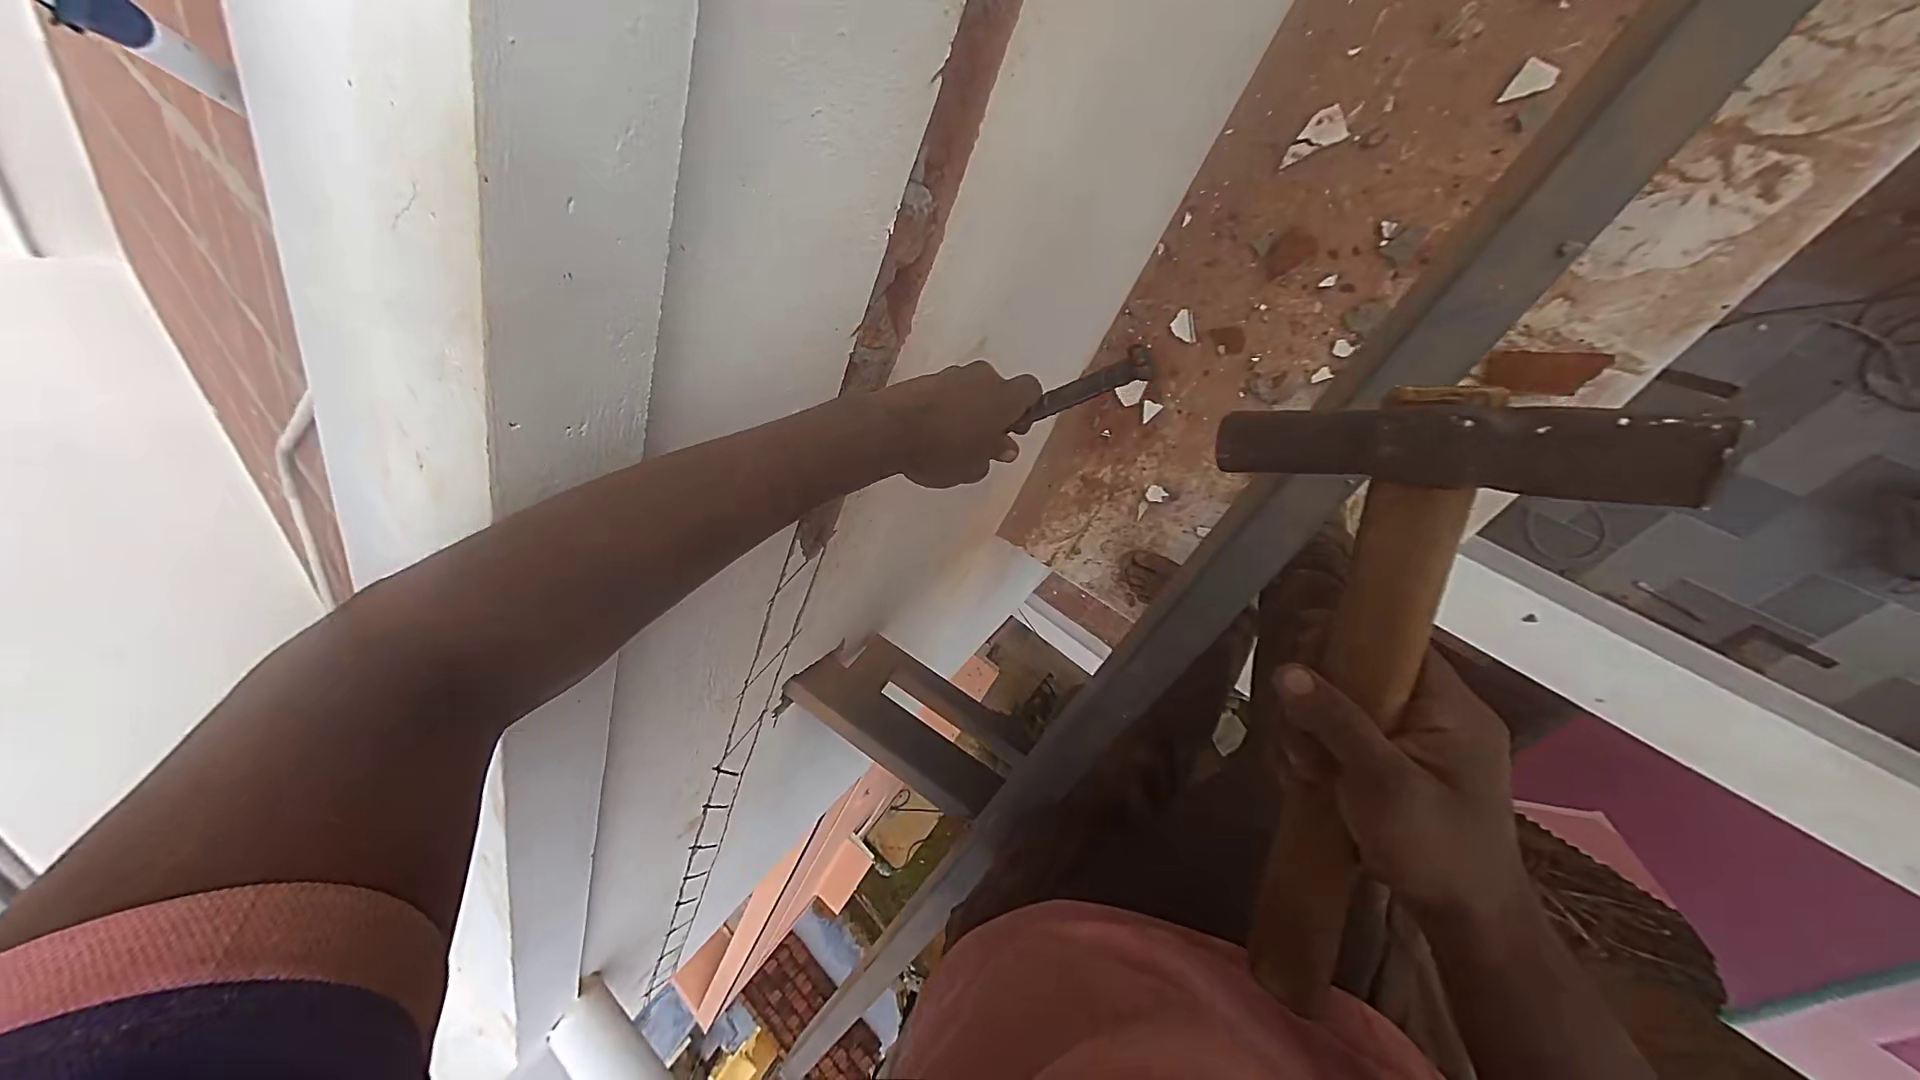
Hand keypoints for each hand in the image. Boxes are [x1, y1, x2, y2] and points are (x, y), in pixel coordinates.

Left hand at [878, 360, 1042, 488]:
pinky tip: (930, 435)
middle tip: (981, 443)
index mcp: (1005, 396)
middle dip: (993, 413)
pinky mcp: (925, 379)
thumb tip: (1005, 446)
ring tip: (951, 443)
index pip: (1031, 391)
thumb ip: (994, 453)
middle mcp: (983, 377)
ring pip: (971, 391)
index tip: (1013, 432)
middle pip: (998, 390)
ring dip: (968, 411)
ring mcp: (952, 375)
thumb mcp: (974, 465)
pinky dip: (945, 409)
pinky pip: (946, 394)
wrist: (888, 428)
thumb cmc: (942, 451)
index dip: (1026, 411)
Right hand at [1274, 652, 1530, 924]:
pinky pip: (1342, 739)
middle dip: (1316, 705)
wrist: (1469, 926)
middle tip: (1300, 746)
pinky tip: (1307, 782)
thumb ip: (1335, 721)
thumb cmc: (1436, 849)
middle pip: (1357, 676)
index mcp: (1450, 707)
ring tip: (1302, 773)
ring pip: (1341, 709)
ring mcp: (1412, 743)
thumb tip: (1287, 670)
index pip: (1395, 642)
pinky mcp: (1392, 767)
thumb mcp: (1381, 782)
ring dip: (1310, 736)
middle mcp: (1433, 715)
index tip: (1299, 662)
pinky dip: (1318, 755)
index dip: (1344, 639)